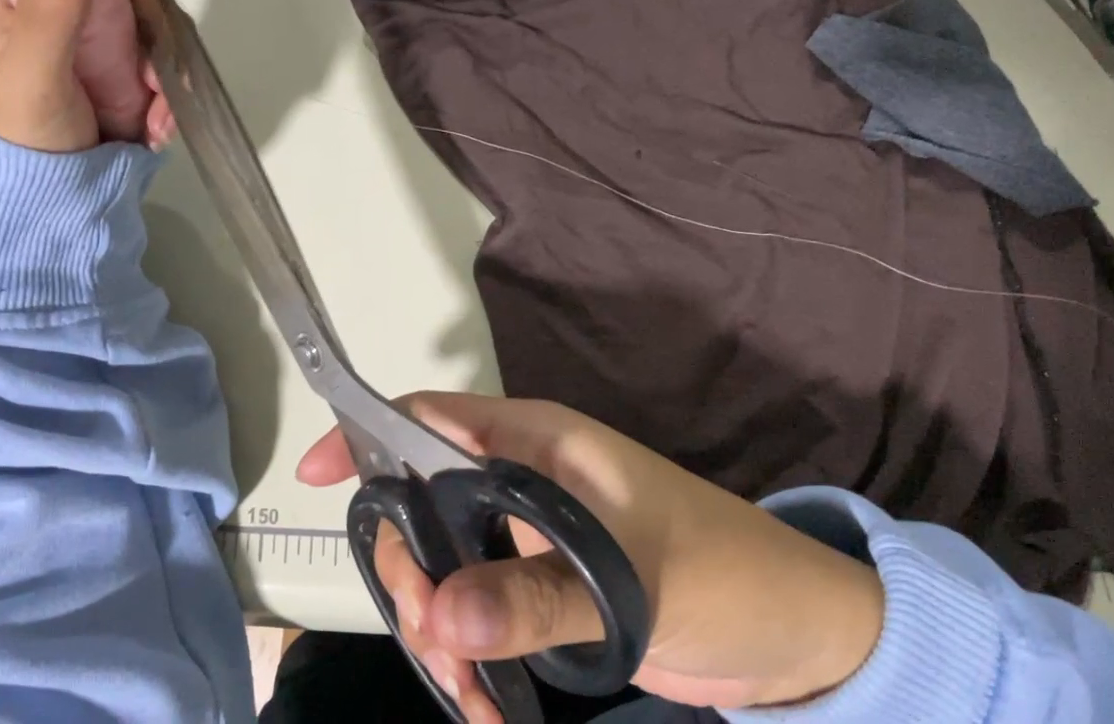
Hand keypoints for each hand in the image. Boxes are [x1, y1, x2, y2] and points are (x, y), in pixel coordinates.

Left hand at [0, 0, 199, 151]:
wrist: (50, 198)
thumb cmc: (25, 136)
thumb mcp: (32, 76)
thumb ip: (50, 9)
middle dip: (153, 19)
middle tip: (152, 74)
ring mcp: (98, 27)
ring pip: (157, 11)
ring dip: (165, 63)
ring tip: (152, 113)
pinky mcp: (126, 59)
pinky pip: (168, 50)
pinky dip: (170, 87)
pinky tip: (156, 123)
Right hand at [297, 393, 883, 723]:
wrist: (797, 635)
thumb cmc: (723, 575)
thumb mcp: (632, 582)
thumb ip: (535, 596)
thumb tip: (438, 615)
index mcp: (538, 443)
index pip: (431, 417)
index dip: (368, 435)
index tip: (316, 478)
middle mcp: (521, 479)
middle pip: (420, 502)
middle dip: (408, 568)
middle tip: (430, 637)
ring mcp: (527, 536)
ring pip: (442, 563)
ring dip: (436, 623)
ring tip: (463, 689)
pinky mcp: (538, 586)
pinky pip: (474, 608)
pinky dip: (466, 652)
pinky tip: (481, 703)